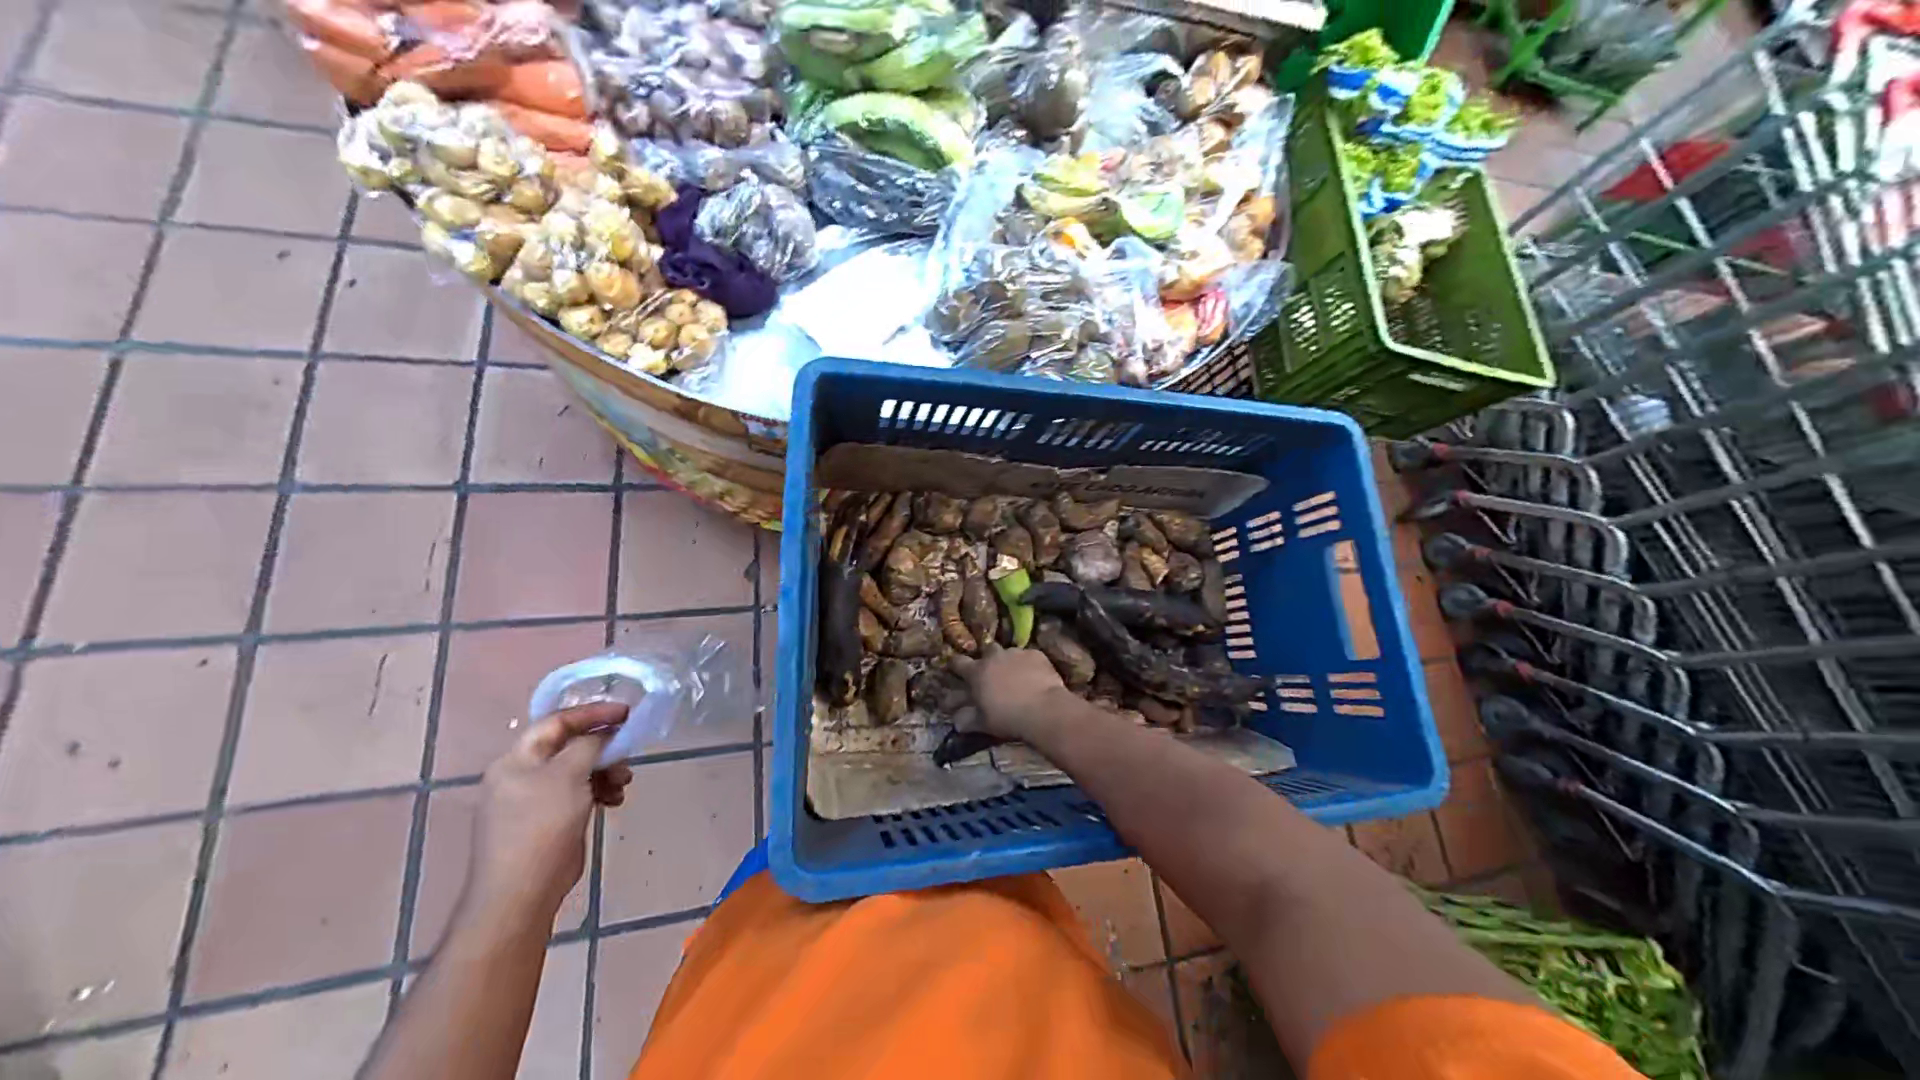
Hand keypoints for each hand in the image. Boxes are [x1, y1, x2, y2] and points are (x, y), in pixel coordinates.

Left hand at [464, 702, 633, 924]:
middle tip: (627, 755)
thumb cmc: (542, 825)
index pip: (557, 722)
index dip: (592, 713)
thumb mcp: (568, 774)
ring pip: (577, 772)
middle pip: (569, 748)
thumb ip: (589, 745)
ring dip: (605, 772)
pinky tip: (613, 802)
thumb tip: (604, 733)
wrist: (521, 891)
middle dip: (603, 748)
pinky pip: (577, 794)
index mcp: (516, 759)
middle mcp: (521, 776)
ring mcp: (532, 801)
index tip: (626, 713)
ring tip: (623, 784)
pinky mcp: (547, 822)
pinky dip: (598, 792)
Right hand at [950, 644, 1075, 739]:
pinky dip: (1029, 664)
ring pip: (1008, 652)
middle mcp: (994, 657)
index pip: (958, 662)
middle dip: (988, 659)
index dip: (956, 666)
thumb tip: (957, 721)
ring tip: (1017, 676)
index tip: (956, 670)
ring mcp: (1016, 653)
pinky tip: (1035, 677)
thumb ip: (967, 719)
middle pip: (986, 650)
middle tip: (993, 673)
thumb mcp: (983, 723)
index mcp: (977, 672)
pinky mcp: (1036, 654)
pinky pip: (1028, 656)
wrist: (1044, 710)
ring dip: (1009, 661)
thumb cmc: (1008, 718)